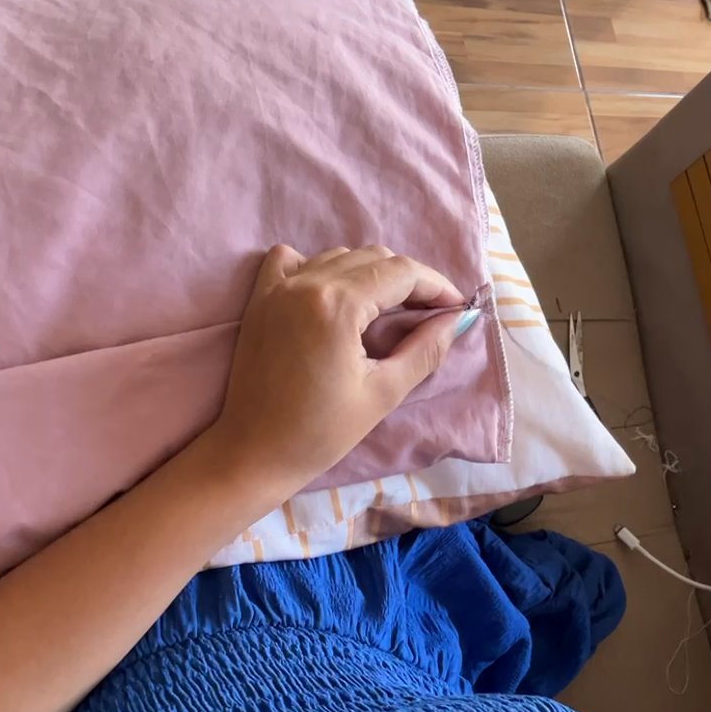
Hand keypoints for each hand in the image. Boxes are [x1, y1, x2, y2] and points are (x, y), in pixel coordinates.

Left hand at [199, 243, 475, 496]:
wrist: (253, 453)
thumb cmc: (320, 433)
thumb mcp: (383, 393)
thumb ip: (424, 350)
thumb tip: (455, 320)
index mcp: (337, 305)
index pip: (401, 273)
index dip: (436, 286)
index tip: (457, 307)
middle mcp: (305, 282)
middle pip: (373, 258)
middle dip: (409, 281)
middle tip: (429, 314)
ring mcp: (277, 287)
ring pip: (339, 257)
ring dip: (371, 275)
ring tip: (389, 311)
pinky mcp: (259, 300)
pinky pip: (292, 260)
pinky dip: (319, 267)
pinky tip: (333, 294)